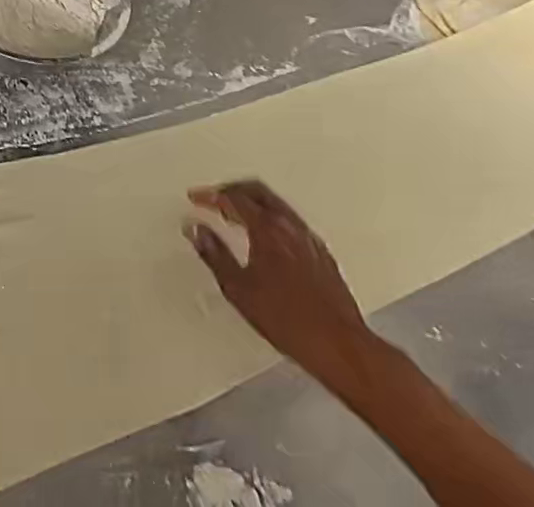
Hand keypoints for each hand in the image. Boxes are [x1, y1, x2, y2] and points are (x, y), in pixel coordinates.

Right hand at [185, 179, 382, 372]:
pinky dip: (270, 216)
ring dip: (251, 202)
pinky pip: (290, 219)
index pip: (233, 198)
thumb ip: (214, 254)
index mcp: (267, 229)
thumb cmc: (288, 320)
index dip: (210, 195)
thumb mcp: (238, 289)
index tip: (196, 197)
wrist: (337, 343)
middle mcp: (289, 225)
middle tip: (214, 198)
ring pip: (275, 203)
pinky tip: (264, 236)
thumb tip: (196, 230)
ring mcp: (308, 236)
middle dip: (231, 190)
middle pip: (256, 190)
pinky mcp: (320, 250)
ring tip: (234, 216)